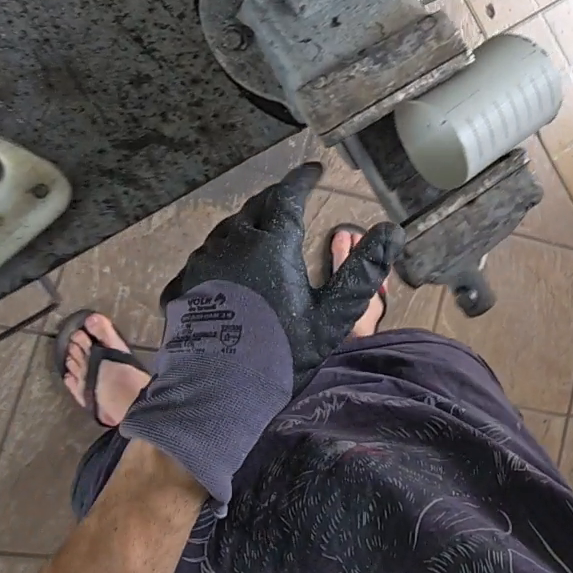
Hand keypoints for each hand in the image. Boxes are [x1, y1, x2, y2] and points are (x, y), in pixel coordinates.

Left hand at [119, 163, 401, 510]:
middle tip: (292, 198)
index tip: (314, 170)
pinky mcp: (181, 289)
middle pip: (255, 207)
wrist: (215, 402)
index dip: (302, 179)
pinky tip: (231, 271)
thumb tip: (392, 230)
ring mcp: (201, 267)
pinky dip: (223, 254)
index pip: (287, 195)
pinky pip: (204, 259)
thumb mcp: (333, 316)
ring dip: (248, 225)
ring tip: (264, 233)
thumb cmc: (281, 357)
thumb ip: (364, 270)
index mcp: (271, 245)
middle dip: (276, 198)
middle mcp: (231, 245)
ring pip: (226, 231)